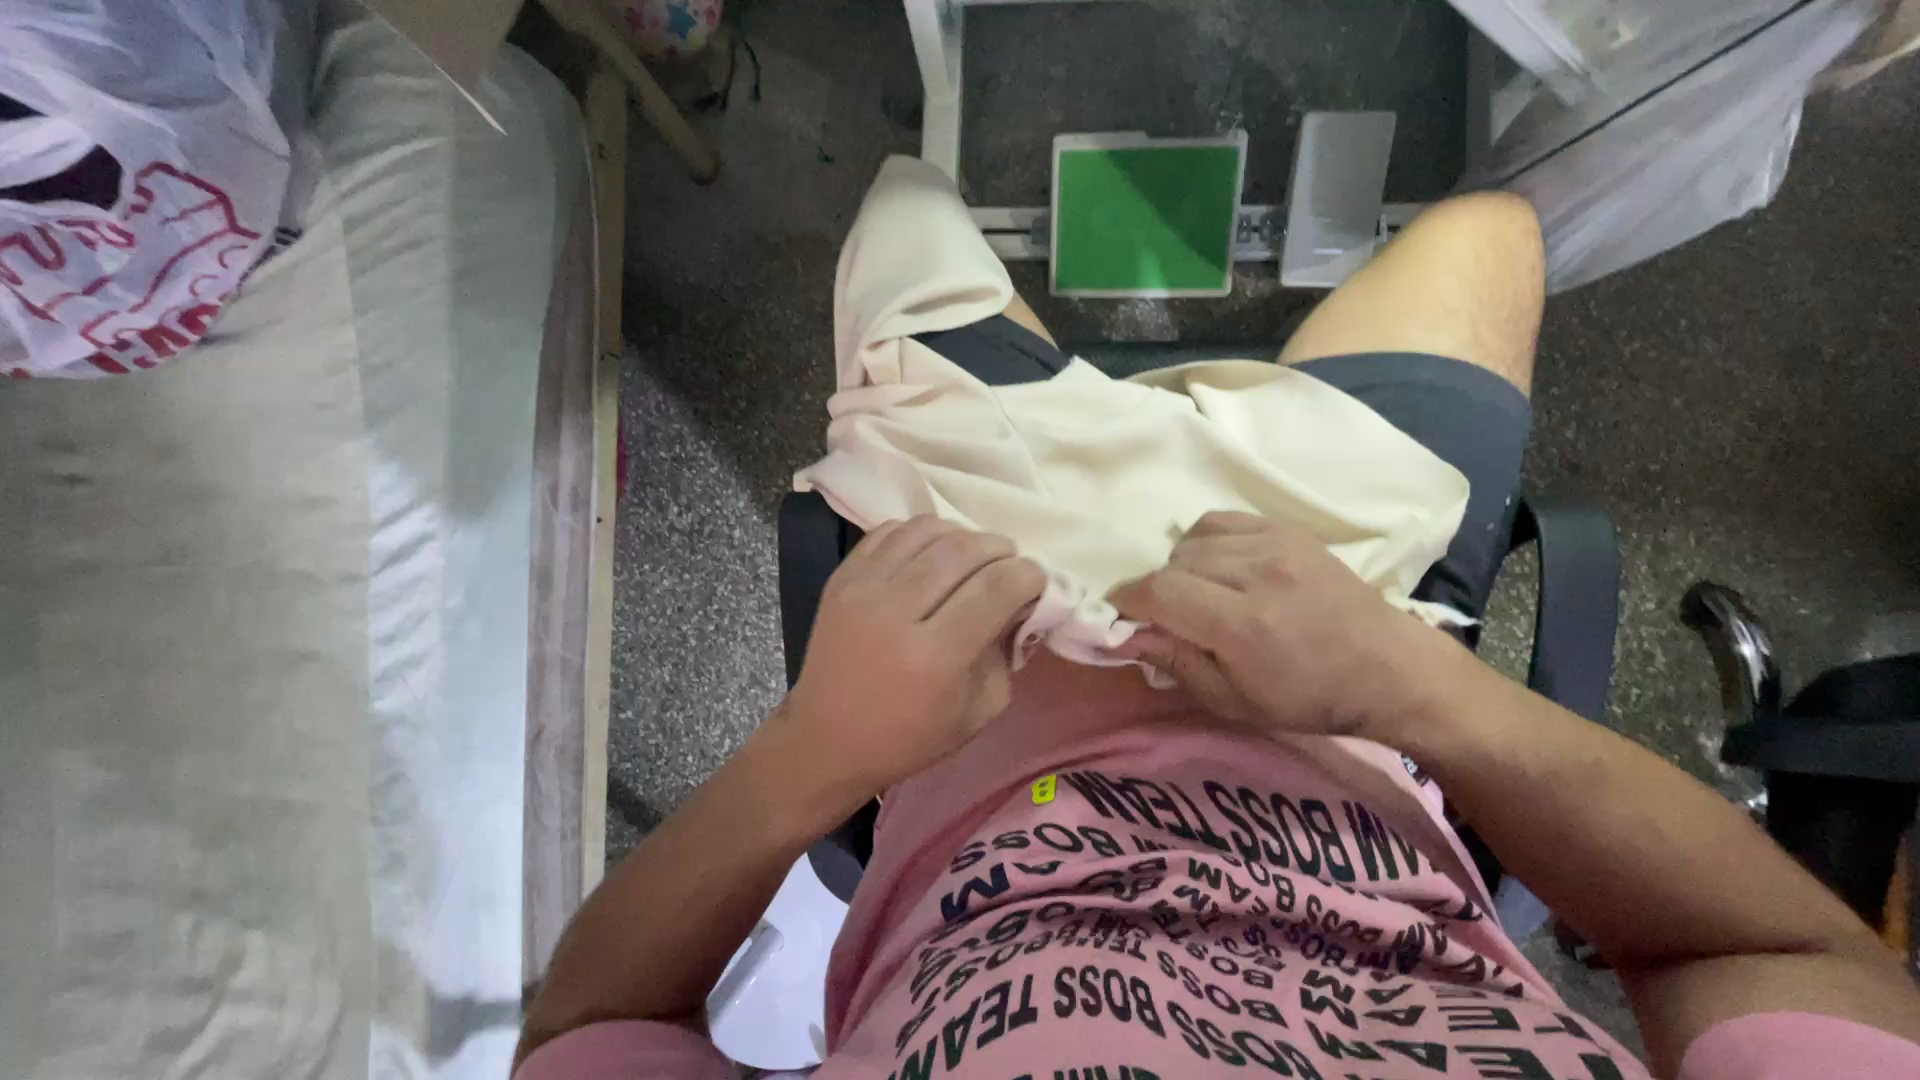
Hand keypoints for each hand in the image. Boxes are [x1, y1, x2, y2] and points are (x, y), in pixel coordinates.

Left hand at [776, 515, 1046, 795]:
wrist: (828, 738)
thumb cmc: (910, 737)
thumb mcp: (979, 710)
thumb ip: (1007, 651)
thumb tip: (1020, 602)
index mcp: (935, 657)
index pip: (997, 587)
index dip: (1028, 575)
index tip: (1035, 581)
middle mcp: (896, 613)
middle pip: (965, 551)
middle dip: (1002, 549)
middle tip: (1011, 564)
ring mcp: (863, 589)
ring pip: (928, 531)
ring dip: (964, 535)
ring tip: (975, 554)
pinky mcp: (842, 577)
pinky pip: (891, 531)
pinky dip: (923, 532)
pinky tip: (934, 552)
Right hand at [1109, 511, 1465, 740]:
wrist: (1388, 668)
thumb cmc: (1308, 698)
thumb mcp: (1234, 701)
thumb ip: (1177, 663)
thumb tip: (1126, 635)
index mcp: (1244, 624)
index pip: (1159, 591)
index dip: (1128, 602)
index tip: (1121, 617)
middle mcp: (1257, 574)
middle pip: (1172, 565)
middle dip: (1157, 593)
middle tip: (1170, 620)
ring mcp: (1275, 544)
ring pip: (1192, 542)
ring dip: (1181, 569)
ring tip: (1199, 595)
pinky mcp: (1287, 530)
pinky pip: (1219, 520)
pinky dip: (1203, 542)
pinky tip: (1216, 566)